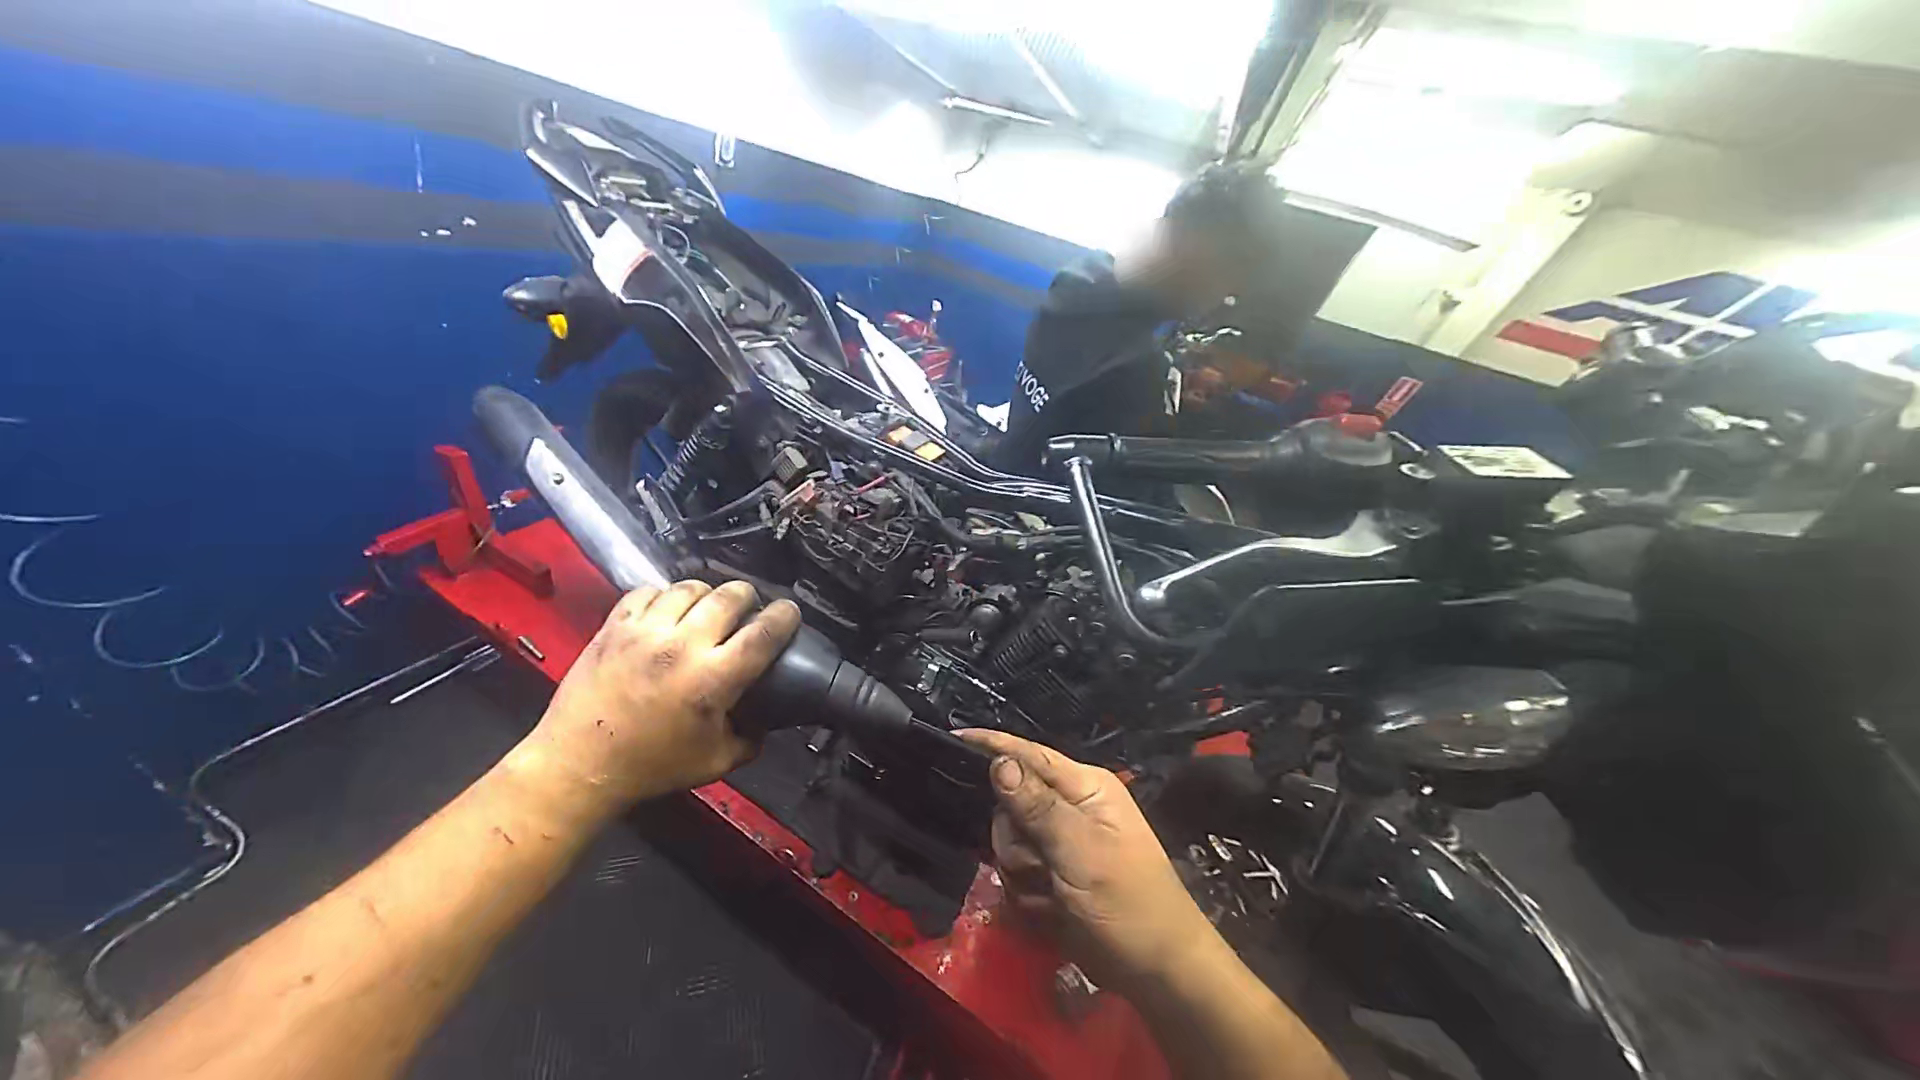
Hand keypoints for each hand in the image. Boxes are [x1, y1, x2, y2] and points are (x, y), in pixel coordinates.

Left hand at [509, 580, 801, 821]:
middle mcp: (682, 647)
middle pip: (730, 596)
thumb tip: (767, 722)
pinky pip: (647, 591)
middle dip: (748, 596)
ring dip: (706, 593)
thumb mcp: (715, 761)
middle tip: (748, 607)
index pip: (764, 632)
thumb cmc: (648, 766)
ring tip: (707, 606)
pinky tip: (667, 610)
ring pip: (689, 587)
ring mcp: (645, 632)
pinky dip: (663, 595)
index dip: (785, 616)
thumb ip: (751, 739)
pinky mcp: (614, 627)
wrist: (578, 766)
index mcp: (713, 679)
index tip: (789, 612)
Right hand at [956, 729, 1217, 990]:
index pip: (1030, 754)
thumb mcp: (1082, 851)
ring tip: (1051, 893)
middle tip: (1041, 867)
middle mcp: (1069, 806)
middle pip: (1010, 803)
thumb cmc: (1128, 903)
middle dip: (1015, 840)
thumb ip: (1037, 806)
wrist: (1154, 971)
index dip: (993, 744)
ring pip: (1008, 840)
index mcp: (1084, 787)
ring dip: (1021, 871)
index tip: (956, 735)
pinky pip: (1015, 871)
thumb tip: (999, 762)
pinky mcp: (1051, 872)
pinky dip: (1026, 892)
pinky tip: (1050, 908)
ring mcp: (1059, 841)